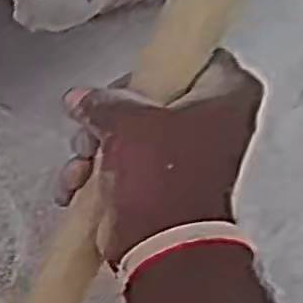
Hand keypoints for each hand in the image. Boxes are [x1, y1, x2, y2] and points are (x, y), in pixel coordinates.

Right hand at [55, 49, 264, 262]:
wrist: (159, 241)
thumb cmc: (159, 176)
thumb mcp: (127, 126)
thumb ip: (102, 104)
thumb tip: (78, 97)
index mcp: (226, 94)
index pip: (188, 62)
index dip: (146, 73)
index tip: (114, 92)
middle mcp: (211, 120)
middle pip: (145, 102)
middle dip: (104, 123)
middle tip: (89, 138)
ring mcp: (183, 154)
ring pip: (122, 137)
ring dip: (90, 154)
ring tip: (79, 172)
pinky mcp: (156, 182)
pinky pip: (116, 166)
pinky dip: (92, 177)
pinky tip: (76, 189)